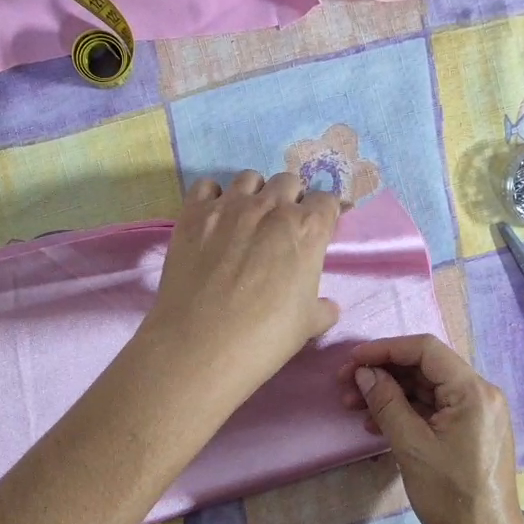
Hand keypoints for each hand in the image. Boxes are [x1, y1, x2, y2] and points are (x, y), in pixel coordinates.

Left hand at [144, 171, 342, 407]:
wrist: (203, 345)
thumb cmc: (266, 337)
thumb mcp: (308, 325)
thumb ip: (323, 307)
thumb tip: (328, 306)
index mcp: (308, 229)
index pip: (326, 201)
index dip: (323, 215)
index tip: (317, 230)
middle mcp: (272, 207)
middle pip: (289, 182)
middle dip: (290, 198)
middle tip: (282, 226)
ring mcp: (231, 206)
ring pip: (250, 178)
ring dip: (255, 193)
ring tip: (248, 217)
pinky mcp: (194, 213)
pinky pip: (207, 186)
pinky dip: (214, 196)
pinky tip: (214, 218)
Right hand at [338, 335, 523, 523]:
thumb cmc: (451, 497)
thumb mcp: (412, 447)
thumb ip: (387, 403)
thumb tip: (364, 373)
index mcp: (473, 390)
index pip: (425, 350)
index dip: (385, 349)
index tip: (352, 360)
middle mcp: (480, 393)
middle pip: (425, 367)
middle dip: (384, 372)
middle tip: (345, 385)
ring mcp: (477, 413)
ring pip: (427, 388)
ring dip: (390, 393)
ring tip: (353, 407)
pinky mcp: (471, 431)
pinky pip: (435, 409)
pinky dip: (406, 411)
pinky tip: (376, 425)